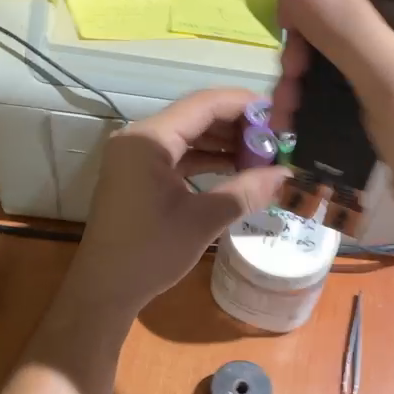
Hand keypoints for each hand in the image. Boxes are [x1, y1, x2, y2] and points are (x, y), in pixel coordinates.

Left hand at [62, 89, 289, 317]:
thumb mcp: (202, 220)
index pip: (205, 105)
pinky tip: (235, 171)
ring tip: (262, 157)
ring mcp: (136, 157)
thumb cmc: (150, 252)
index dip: (245, 105)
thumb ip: (245, 191)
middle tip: (276, 141)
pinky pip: (177, 157)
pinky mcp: (138, 177)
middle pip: (196, 117)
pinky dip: (205, 162)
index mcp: (150, 139)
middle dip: (237, 127)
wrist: (106, 288)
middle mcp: (140, 138)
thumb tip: (287, 176)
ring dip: (223, 145)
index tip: (280, 116)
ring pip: (188, 137)